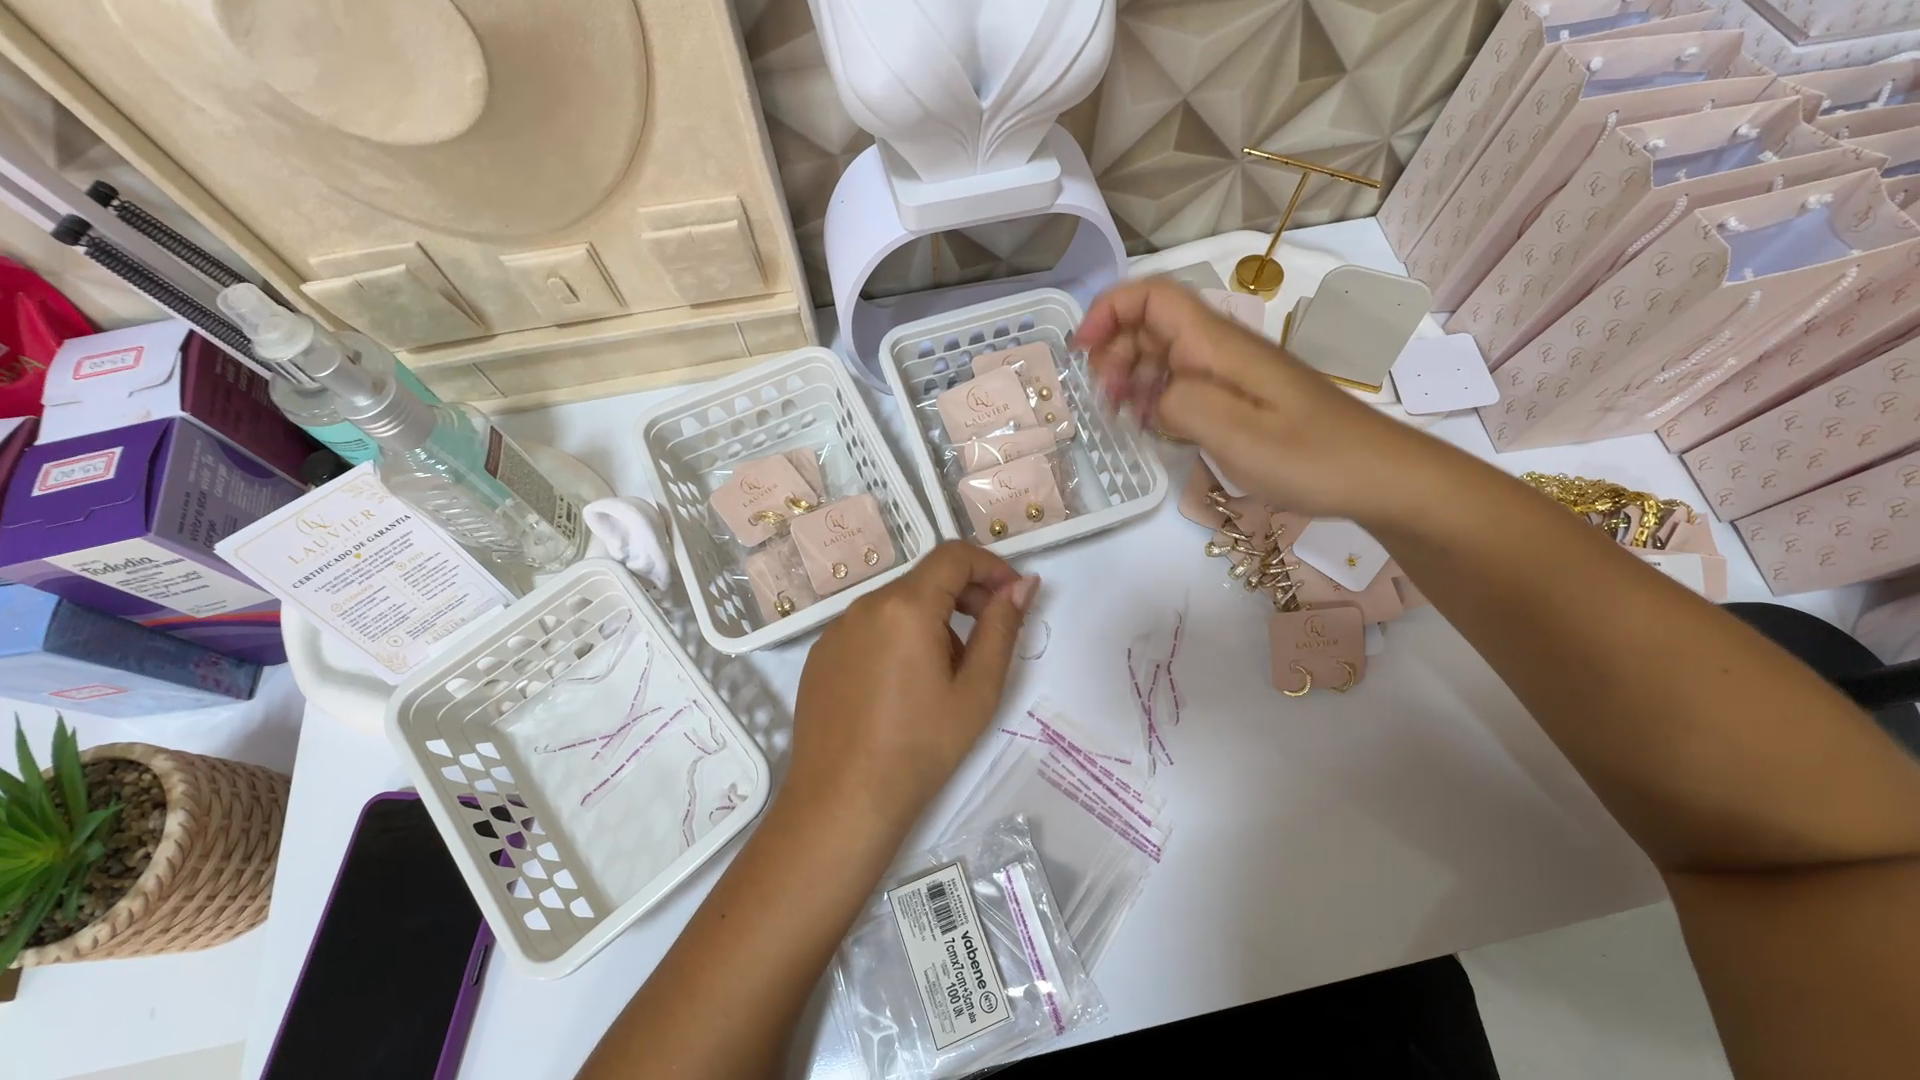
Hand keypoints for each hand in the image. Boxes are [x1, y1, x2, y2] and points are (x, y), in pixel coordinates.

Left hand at [785, 542, 1038, 835]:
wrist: (842, 801)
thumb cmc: (920, 748)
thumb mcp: (977, 691)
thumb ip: (1002, 628)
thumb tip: (1023, 584)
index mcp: (905, 606)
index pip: (954, 555)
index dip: (991, 566)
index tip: (1013, 597)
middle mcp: (864, 606)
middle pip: (925, 579)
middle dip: (966, 596)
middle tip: (991, 638)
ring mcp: (836, 632)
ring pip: (897, 606)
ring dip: (933, 622)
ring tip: (947, 676)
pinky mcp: (820, 657)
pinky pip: (869, 631)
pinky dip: (898, 640)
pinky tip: (904, 691)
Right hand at [1075, 279, 1428, 523]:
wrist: (1378, 475)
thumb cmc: (1311, 456)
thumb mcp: (1237, 434)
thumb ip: (1181, 406)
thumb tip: (1152, 397)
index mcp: (1220, 345)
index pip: (1153, 296)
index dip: (1109, 310)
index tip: (1081, 352)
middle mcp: (1222, 349)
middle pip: (1152, 324)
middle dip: (1114, 351)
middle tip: (1106, 402)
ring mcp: (1232, 374)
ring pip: (1165, 355)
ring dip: (1133, 378)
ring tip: (1123, 418)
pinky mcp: (1240, 399)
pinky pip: (1185, 385)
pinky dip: (1159, 400)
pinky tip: (1155, 428)